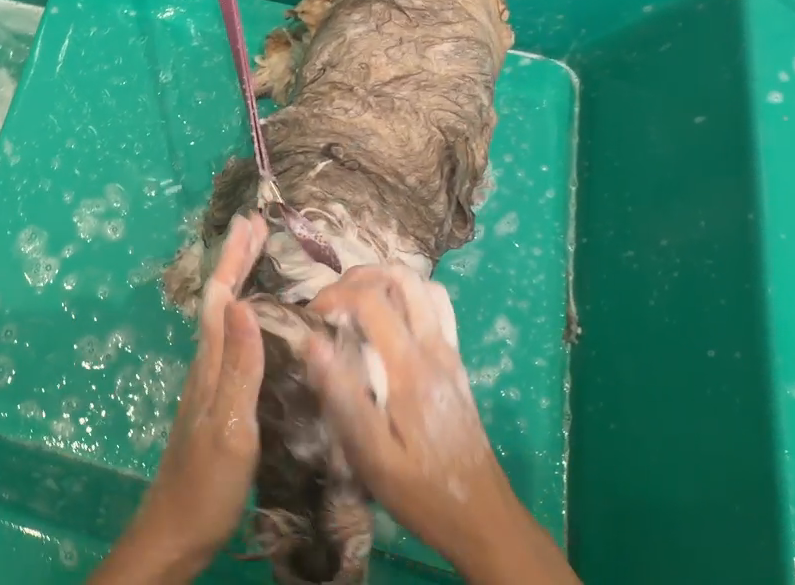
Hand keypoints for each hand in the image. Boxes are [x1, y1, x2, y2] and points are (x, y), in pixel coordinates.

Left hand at [92, 213, 267, 582]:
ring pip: (225, 320)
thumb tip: (244, 303)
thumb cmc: (206, 483)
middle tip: (255, 227)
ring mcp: (209, 385)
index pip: (221, 299)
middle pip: (220, 302)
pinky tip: (257, 326)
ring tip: (258, 261)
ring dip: (240, 284)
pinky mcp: (217, 403)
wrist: (175, 531)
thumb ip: (239, 368)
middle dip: (236, 262)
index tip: (249, 222)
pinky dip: (246, 320)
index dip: (233, 259)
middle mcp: (207, 366)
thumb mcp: (231, 426)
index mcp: (210, 365)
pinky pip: (232, 345)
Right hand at [304, 266, 579, 583]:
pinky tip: (389, 323)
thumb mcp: (371, 455)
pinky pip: (438, 308)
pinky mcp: (456, 364)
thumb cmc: (420, 491)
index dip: (334, 294)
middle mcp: (435, 349)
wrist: (483, 518)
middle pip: (402, 277)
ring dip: (386, 282)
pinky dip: (410, 297)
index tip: (311, 316)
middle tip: (332, 304)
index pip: (371, 299)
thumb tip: (311, 341)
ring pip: (424, 285)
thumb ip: (343, 395)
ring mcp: (451, 353)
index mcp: (411, 367)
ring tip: (357, 305)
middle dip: (359, 277)